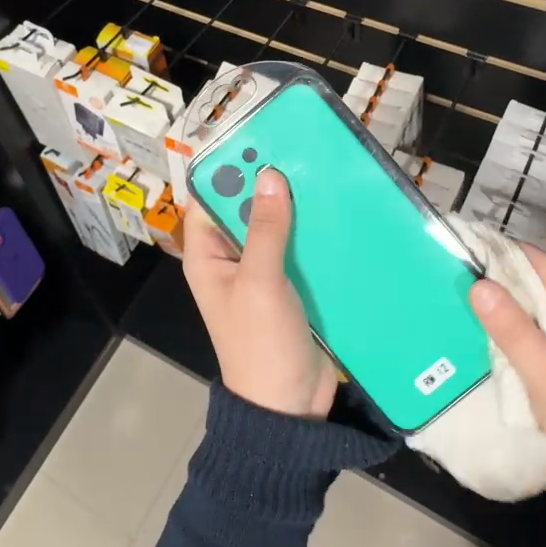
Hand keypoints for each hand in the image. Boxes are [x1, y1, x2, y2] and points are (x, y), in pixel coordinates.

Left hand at [182, 168, 335, 418]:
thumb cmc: (260, 343)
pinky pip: (299, 247)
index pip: (209, 199)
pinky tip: (338, 208)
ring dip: (296, 204)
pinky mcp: (292, 285)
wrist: (290, 407)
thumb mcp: (259, 282)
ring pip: (276, 225)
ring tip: (324, 168)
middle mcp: (231, 258)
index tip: (257, 139)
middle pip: (246, 208)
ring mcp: (263, 272)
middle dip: (268, 182)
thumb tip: (269, 175)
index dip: (228, 169)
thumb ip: (266, 230)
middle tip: (300, 147)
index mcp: (208, 256)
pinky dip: (313, 230)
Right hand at [470, 245, 545, 529]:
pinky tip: (485, 345)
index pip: (536, 262)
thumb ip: (514, 331)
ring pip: (534, 312)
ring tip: (455, 311)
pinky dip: (515, 338)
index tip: (453, 256)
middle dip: (494, 286)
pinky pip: (541, 337)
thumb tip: (477, 283)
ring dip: (502, 314)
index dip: (495, 255)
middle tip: (445, 287)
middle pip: (534, 284)